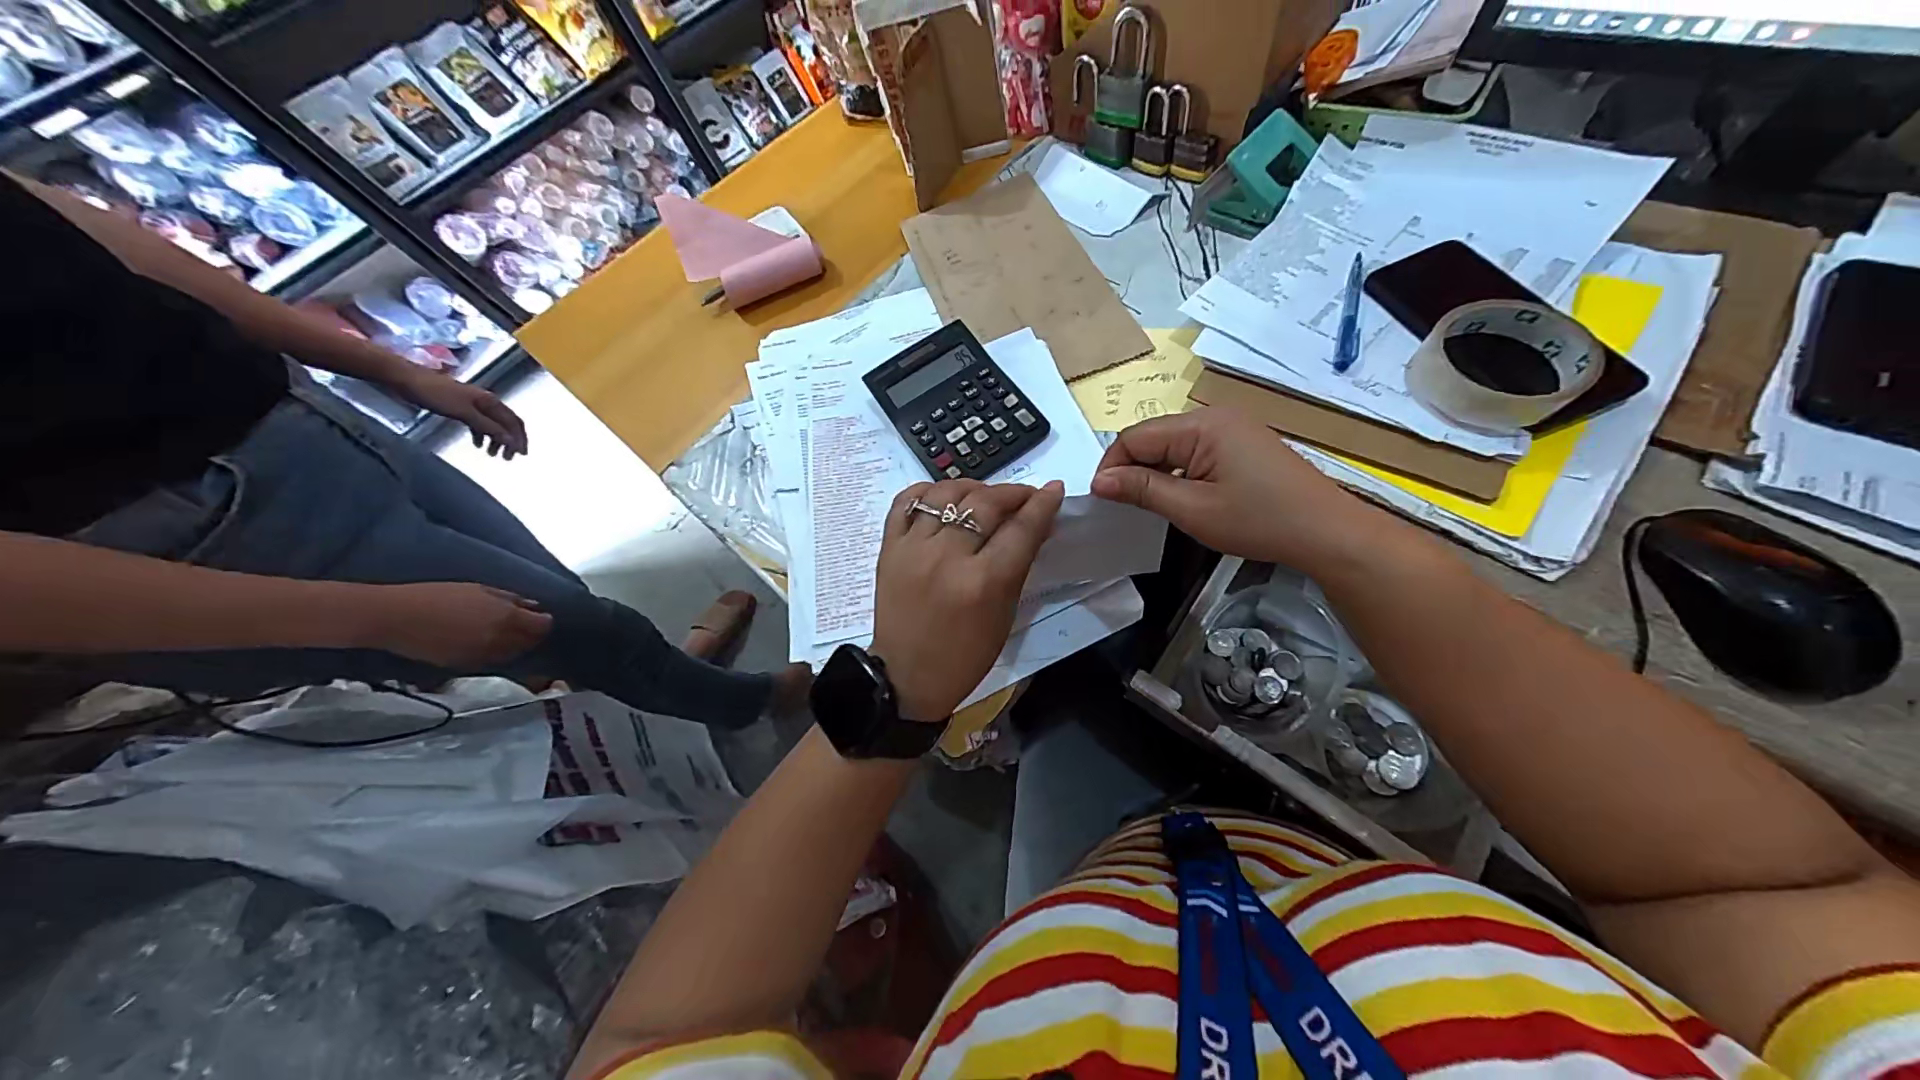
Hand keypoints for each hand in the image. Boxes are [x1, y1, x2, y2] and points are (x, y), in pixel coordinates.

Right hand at [358, 582, 553, 668]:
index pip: (541, 626)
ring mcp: (483, 656)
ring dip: (516, 645)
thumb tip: (532, 605)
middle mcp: (500, 640)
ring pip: (512, 655)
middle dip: (533, 634)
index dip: (544, 621)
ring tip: (508, 634)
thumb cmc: (437, 595)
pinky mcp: (465, 666)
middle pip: (530, 642)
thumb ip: (510, 598)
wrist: (396, 617)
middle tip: (527, 624)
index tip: (541, 615)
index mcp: (507, 618)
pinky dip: (497, 654)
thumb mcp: (479, 589)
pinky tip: (489, 643)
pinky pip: (491, 662)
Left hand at [395, 369, 528, 458]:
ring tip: (492, 454)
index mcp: (491, 402)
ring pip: (493, 424)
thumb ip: (488, 427)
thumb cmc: (436, 394)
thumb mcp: (464, 413)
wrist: (407, 379)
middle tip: (507, 457)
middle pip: (506, 423)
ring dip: (496, 439)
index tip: (520, 454)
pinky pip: (479, 423)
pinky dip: (481, 434)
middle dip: (510, 440)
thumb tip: (511, 441)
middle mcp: (487, 402)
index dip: (519, 438)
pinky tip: (477, 443)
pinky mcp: (462, 406)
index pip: (513, 422)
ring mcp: (474, 404)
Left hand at [870, 478, 1064, 722]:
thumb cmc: (965, 656)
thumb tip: (1034, 526)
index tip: (1053, 490)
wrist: (907, 676)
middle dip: (1013, 493)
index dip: (1042, 504)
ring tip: (984, 496)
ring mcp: (913, 549)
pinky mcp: (888, 548)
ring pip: (946, 493)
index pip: (1021, 528)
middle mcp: (947, 557)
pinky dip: (927, 491)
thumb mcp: (1004, 615)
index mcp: (983, 582)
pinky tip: (943, 497)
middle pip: (986, 503)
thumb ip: (1018, 566)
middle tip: (1024, 497)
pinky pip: (906, 501)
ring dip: (973, 488)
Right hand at [1090, 407, 1393, 573]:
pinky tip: (1181, 496)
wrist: (1326, 532)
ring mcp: (1231, 428)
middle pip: (1153, 436)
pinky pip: (1194, 450)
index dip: (1112, 466)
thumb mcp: (1193, 509)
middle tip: (1123, 506)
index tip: (1102, 499)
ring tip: (1150, 505)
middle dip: (1131, 468)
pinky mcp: (1241, 443)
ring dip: (1154, 471)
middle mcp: (1215, 416)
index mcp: (1201, 425)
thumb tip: (1100, 481)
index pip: (1135, 436)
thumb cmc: (1258, 521)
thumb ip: (1142, 490)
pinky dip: (1177, 471)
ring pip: (1172, 444)